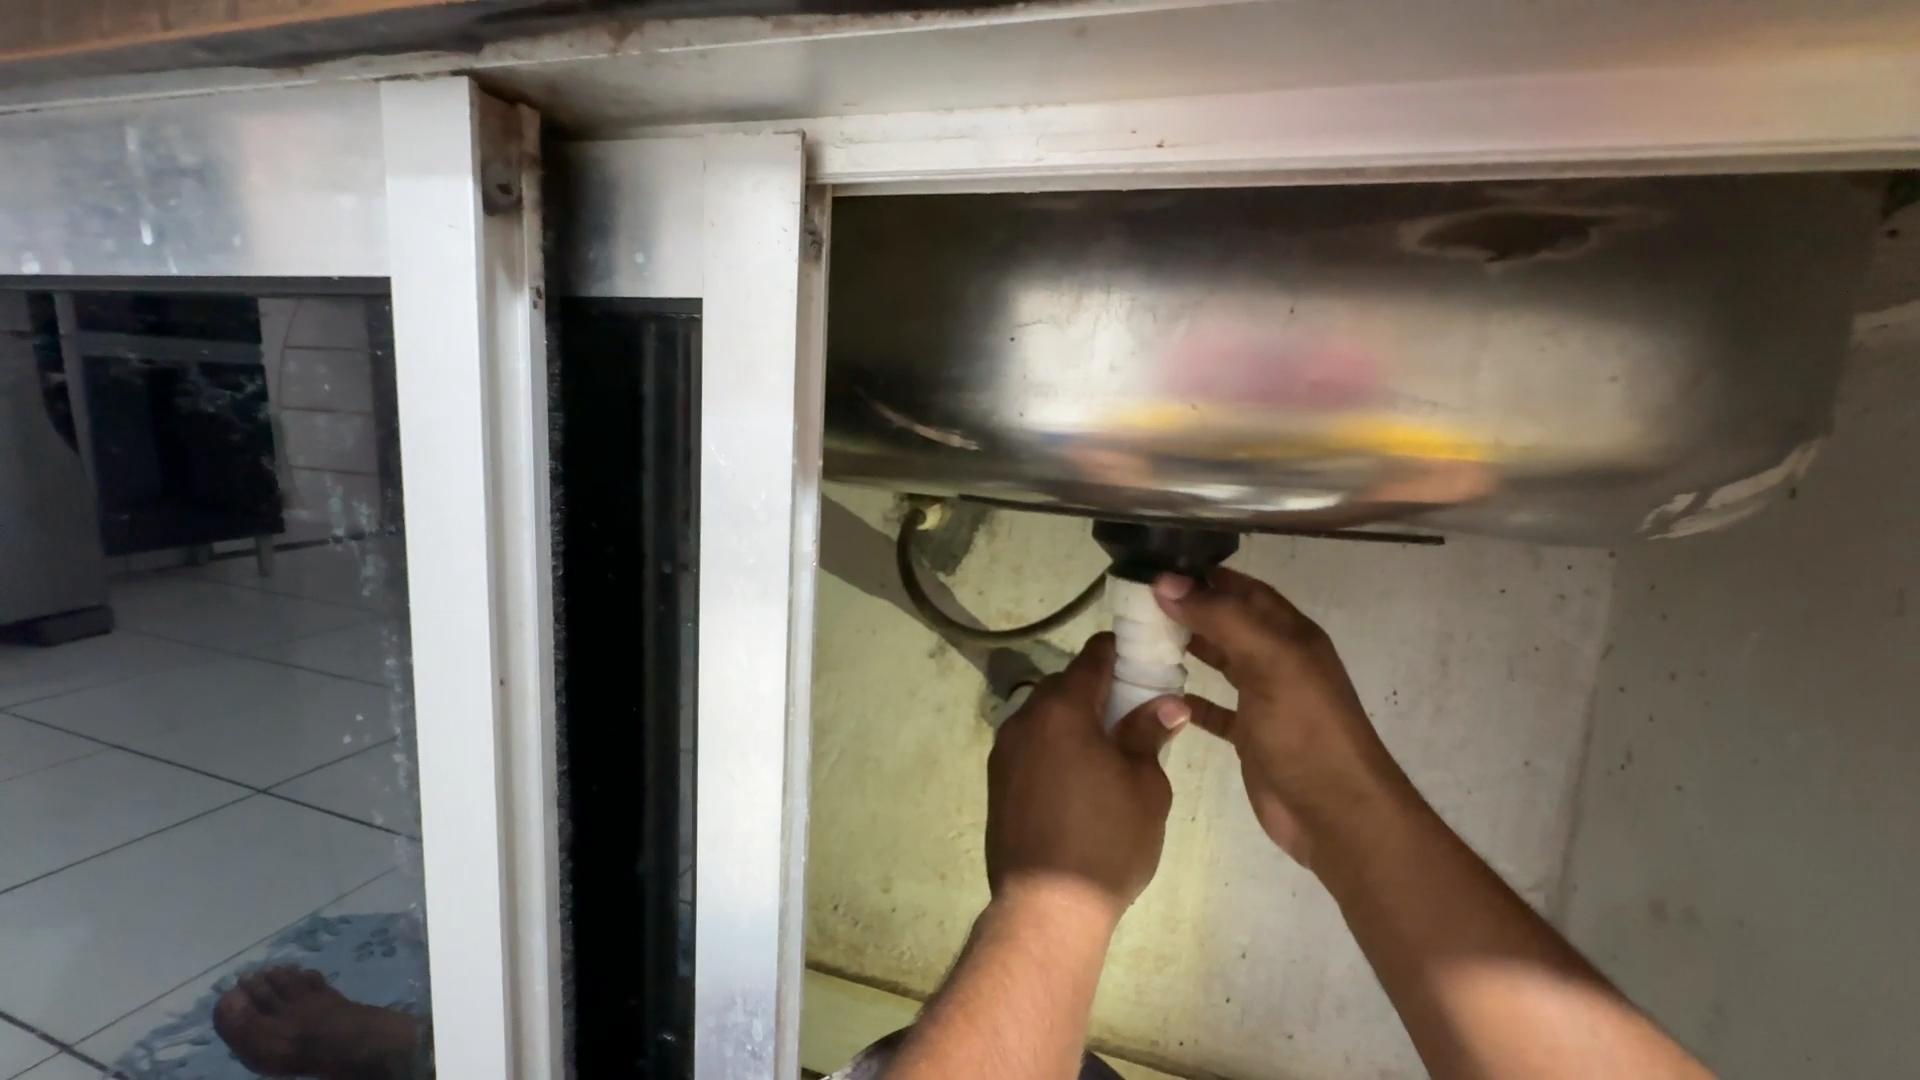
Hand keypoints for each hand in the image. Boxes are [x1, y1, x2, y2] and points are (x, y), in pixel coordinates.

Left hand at [986, 633, 1187, 922]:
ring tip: (1104, 746)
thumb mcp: (1145, 786)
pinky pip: (1029, 743)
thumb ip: (1149, 734)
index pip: (1092, 658)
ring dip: (1072, 717)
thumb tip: (1169, 703)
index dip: (1120, 652)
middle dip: (1096, 688)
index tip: (1143, 660)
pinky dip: (1052, 743)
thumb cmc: (1107, 840)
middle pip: (1064, 684)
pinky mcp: (996, 780)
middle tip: (1131, 709)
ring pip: (1043, 714)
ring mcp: (1004, 750)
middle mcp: (1024, 719)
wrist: (1045, 907)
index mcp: (1062, 710)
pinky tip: (1075, 775)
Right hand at [1153, 568, 1409, 869]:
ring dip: (1186, 649)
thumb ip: (1221, 617)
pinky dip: (1188, 699)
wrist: (1335, 813)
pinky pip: (1213, 708)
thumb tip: (1167, 582)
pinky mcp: (1249, 735)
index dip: (1205, 576)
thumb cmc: (1305, 729)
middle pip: (1228, 622)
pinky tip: (1159, 693)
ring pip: (1219, 661)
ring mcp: (1264, 699)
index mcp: (1289, 634)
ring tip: (1140, 640)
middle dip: (1188, 609)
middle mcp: (1277, 660)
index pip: (1244, 590)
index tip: (1154, 569)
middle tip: (1136, 604)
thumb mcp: (1268, 660)